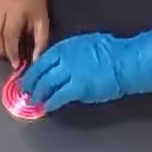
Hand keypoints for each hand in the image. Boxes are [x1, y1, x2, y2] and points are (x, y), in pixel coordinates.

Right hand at [0, 0, 49, 67]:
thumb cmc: (35, 7)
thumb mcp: (43, 23)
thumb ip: (40, 42)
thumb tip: (35, 61)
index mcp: (16, 10)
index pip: (9, 33)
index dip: (12, 51)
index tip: (15, 64)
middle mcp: (0, 7)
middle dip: (0, 48)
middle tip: (7, 55)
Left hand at [19, 25, 151, 111]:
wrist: (125, 61)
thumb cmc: (111, 52)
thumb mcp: (87, 44)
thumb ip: (72, 53)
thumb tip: (62, 64)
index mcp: (67, 46)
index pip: (43, 59)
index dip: (33, 70)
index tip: (28, 77)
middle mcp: (65, 58)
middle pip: (41, 72)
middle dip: (31, 84)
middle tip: (26, 92)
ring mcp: (70, 73)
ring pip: (46, 85)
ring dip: (39, 95)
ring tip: (34, 102)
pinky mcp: (77, 88)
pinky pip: (58, 97)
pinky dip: (51, 103)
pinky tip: (47, 107)